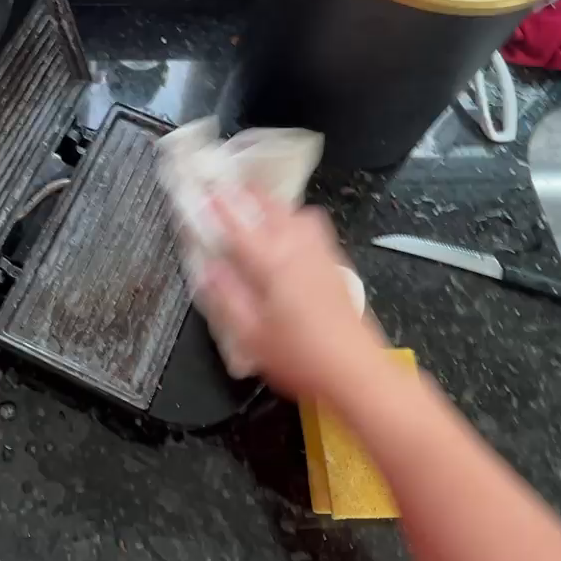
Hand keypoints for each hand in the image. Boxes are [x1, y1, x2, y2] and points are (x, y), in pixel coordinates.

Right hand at [195, 188, 387, 401]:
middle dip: (246, 193)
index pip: (238, 223)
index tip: (203, 192)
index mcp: (271, 263)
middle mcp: (297, 249)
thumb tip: (208, 270)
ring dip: (272, 203)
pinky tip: (289, 230)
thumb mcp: (250, 334)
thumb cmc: (302, 356)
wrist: (357, 371)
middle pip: (270, 206)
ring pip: (295, 211)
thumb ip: (226, 297)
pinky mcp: (335, 263)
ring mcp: (320, 253)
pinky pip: (314, 225)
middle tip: (227, 189)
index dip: (218, 205)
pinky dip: (295, 217)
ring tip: (256, 206)